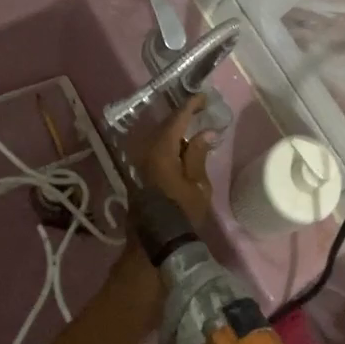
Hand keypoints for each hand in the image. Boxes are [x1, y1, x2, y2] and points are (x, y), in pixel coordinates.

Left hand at [140, 94, 215, 227]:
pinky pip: (155, 151)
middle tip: (200, 111)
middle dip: (182, 117)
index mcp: (161, 151)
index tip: (204, 97)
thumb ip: (198, 155)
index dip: (190, 106)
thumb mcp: (198, 185)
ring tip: (193, 129)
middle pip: (165, 127)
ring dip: (175, 132)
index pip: (176, 119)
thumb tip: (205, 132)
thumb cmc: (181, 215)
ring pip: (159, 139)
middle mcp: (146, 152)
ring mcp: (140, 164)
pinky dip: (169, 145)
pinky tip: (181, 150)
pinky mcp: (139, 175)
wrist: (155, 246)